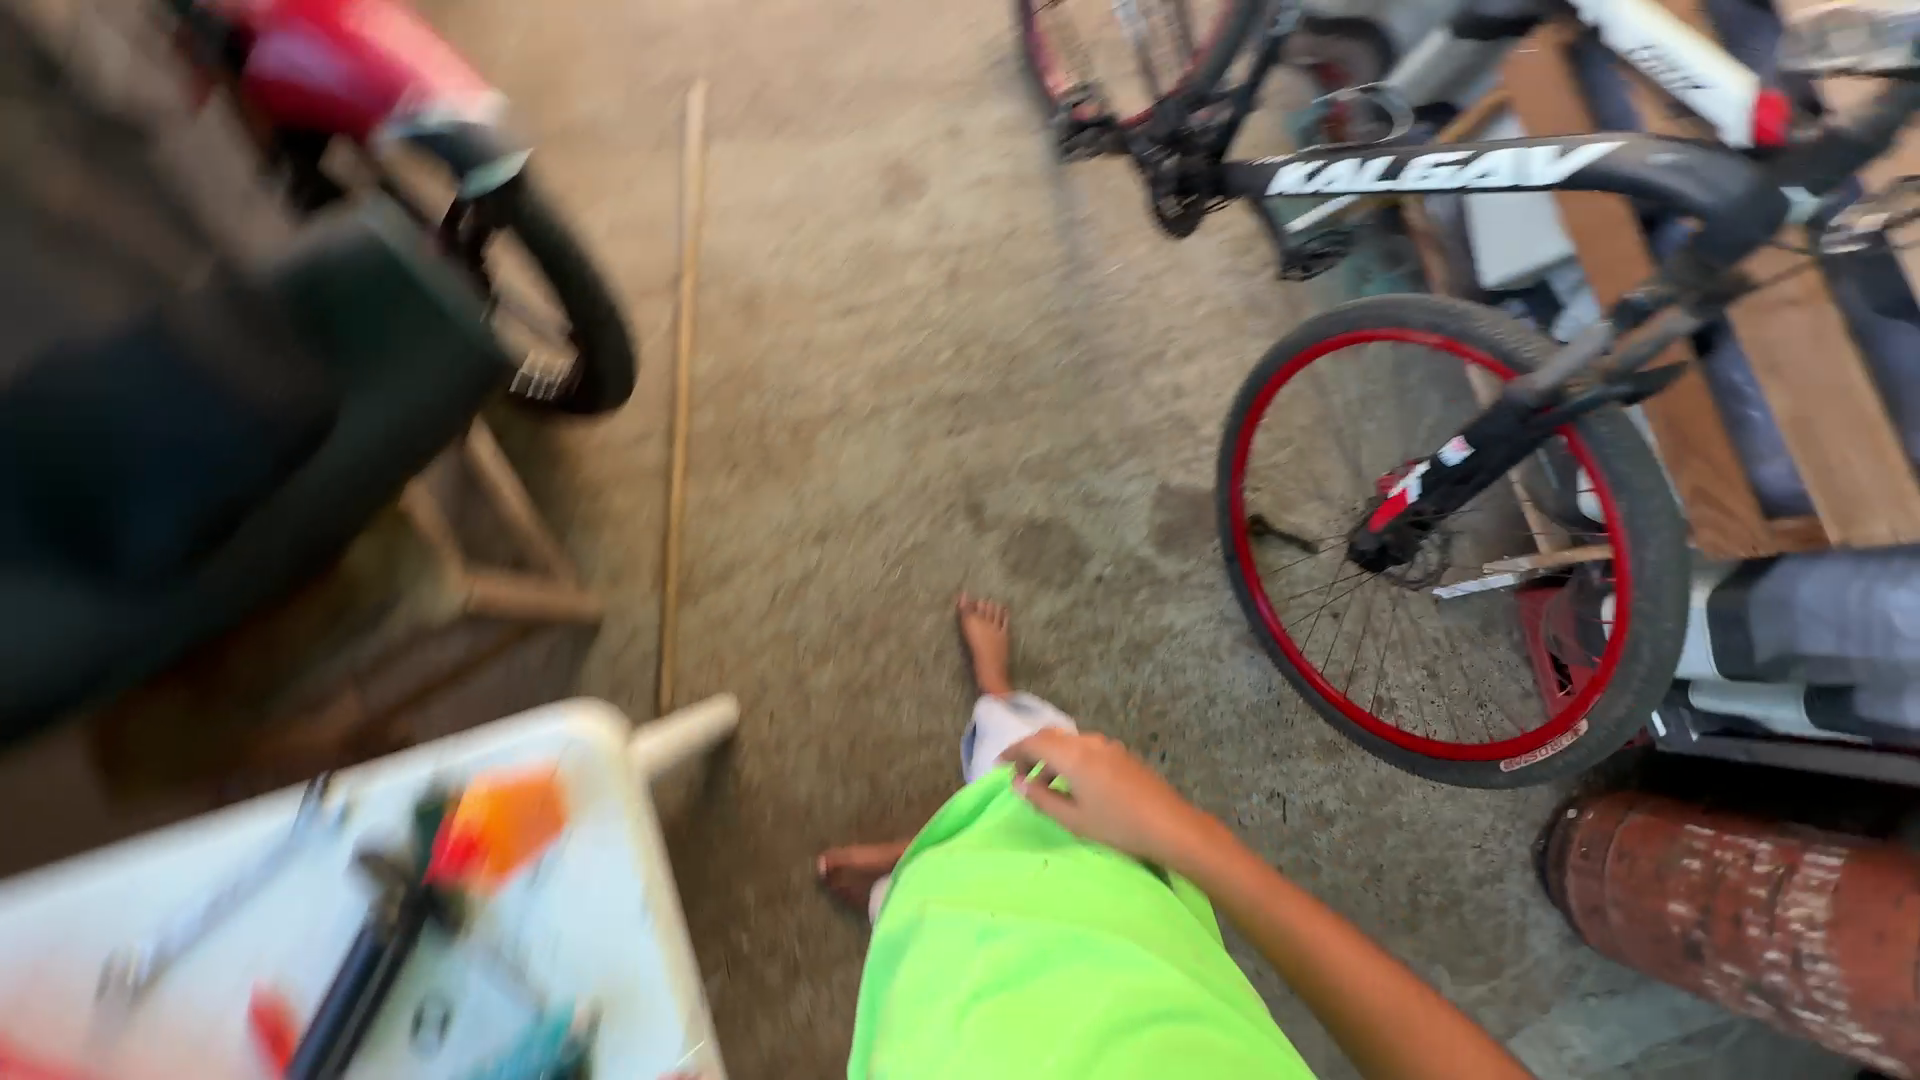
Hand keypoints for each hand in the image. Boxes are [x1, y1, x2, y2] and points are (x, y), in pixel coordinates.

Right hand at [998, 729, 1234, 873]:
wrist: (1170, 826)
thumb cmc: (1118, 826)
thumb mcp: (1073, 819)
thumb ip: (1041, 798)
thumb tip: (1017, 782)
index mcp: (1072, 755)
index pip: (1033, 742)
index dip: (1012, 751)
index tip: (998, 765)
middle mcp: (1088, 742)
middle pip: (1050, 737)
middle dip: (1030, 752)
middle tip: (1018, 774)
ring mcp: (1107, 745)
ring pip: (1069, 742)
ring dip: (1051, 757)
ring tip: (1045, 785)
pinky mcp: (1121, 754)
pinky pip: (1085, 747)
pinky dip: (1070, 759)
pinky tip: (1073, 785)